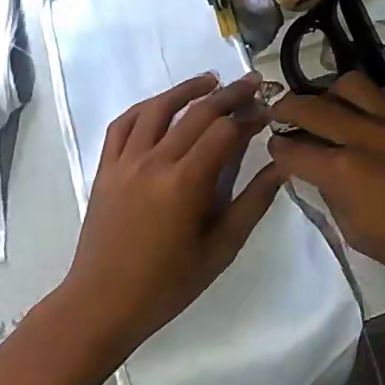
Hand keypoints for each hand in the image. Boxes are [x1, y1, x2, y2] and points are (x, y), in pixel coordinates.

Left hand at [65, 73, 285, 352]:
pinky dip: (146, 106)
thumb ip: (253, 202)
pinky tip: (162, 103)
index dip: (250, 117)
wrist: (102, 304)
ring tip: (211, 80)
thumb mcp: (221, 248)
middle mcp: (155, 162)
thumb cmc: (168, 283)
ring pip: (158, 108)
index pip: (225, 132)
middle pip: (197, 112)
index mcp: (186, 183)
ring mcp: (125, 161)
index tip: (269, 112)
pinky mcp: (106, 168)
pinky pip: (124, 123)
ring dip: (187, 89)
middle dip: (229, 94)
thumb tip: (282, 166)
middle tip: (253, 84)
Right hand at [267, 73, 384, 302]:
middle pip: (314, 106)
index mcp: (344, 170)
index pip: (294, 149)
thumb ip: (331, 195)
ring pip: (352, 84)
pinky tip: (372, 112)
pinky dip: (372, 98)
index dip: (278, 148)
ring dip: (332, 92)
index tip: (275, 146)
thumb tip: (320, 172)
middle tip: (280, 110)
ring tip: (330, 104)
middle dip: (289, 107)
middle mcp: (366, 134)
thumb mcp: (356, 232)